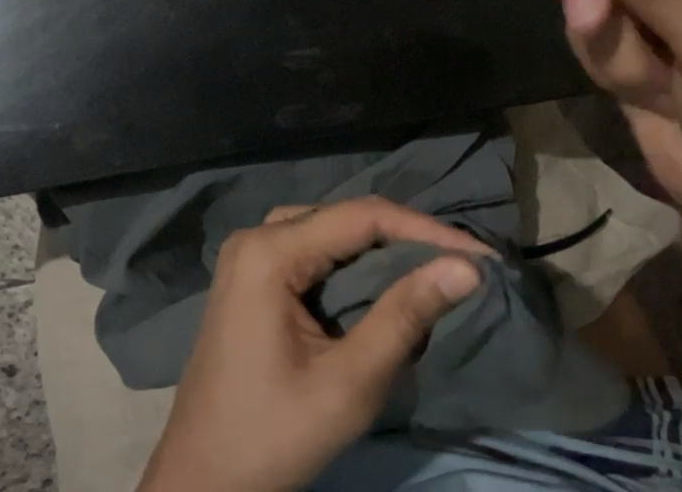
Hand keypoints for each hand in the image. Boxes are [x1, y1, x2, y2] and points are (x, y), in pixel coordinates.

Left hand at [138, 198, 489, 491]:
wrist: (201, 479)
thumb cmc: (272, 434)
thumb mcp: (348, 383)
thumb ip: (405, 318)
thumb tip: (466, 268)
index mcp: (269, 253)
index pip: (362, 217)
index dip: (426, 230)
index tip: (480, 256)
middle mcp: (255, 239)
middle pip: (344, 218)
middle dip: (407, 238)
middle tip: (462, 265)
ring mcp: (249, 258)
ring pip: (330, 232)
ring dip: (381, 249)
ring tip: (432, 270)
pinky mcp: (252, 280)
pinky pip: (312, 252)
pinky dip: (352, 265)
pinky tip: (382, 285)